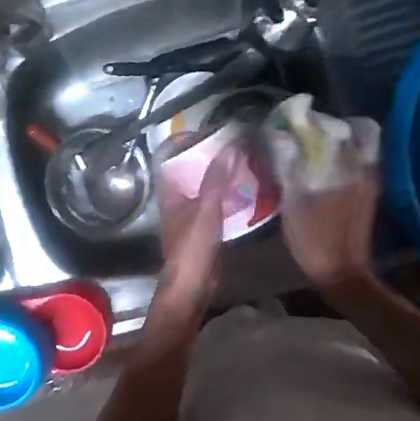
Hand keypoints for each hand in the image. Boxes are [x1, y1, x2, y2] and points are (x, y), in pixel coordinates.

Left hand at [150, 147, 239, 327]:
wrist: (191, 287)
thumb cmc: (192, 247)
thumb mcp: (206, 209)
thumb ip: (216, 179)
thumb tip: (230, 147)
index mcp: (169, 190)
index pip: (172, 155)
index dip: (188, 141)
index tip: (212, 133)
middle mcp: (177, 198)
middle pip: (191, 169)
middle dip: (212, 157)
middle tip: (237, 146)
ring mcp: (191, 213)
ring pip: (206, 186)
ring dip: (223, 176)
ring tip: (247, 163)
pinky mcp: (205, 227)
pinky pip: (217, 203)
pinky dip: (230, 195)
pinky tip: (249, 191)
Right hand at [270, 121, 380, 294]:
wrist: (342, 274)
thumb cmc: (314, 238)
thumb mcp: (293, 201)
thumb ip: (288, 165)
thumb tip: (280, 136)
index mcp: (348, 166)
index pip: (342, 126)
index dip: (319, 118)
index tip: (297, 118)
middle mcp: (364, 168)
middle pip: (355, 132)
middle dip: (330, 127)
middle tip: (304, 132)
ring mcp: (369, 183)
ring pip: (357, 149)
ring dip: (335, 144)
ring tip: (308, 150)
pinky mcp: (367, 196)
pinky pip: (356, 165)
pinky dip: (339, 160)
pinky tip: (318, 171)